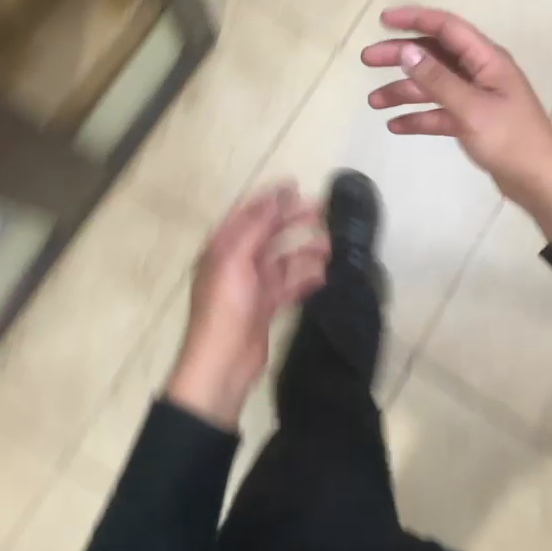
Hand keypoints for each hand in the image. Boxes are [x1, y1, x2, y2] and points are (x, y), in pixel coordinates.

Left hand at [166, 184, 328, 429]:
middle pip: (268, 233)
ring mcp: (252, 285)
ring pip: (283, 259)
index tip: (296, 185)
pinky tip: (323, 277)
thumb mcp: (236, 260)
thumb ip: (257, 227)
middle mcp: (236, 261)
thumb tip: (278, 196)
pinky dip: (305, 279)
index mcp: (223, 247)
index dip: (270, 198)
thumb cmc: (225, 309)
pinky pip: (289, 285)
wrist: (222, 364)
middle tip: (322, 212)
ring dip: (305, 251)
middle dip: (293, 221)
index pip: (248, 213)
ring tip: (329, 249)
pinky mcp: (266, 306)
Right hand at [362, 6, 551, 240]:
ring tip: (374, 101)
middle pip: (435, 56)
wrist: (540, 181)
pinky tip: (395, 126)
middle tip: (367, 59)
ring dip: (404, 91)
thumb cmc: (511, 139)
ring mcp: (476, 99)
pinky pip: (439, 113)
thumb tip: (407, 51)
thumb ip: (438, 79)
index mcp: (487, 60)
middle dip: (401, 56)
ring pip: (434, 86)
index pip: (447, 27)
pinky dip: (419, 117)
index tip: (383, 20)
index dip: (415, 19)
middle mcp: (480, 73)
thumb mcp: (471, 108)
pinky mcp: (473, 123)